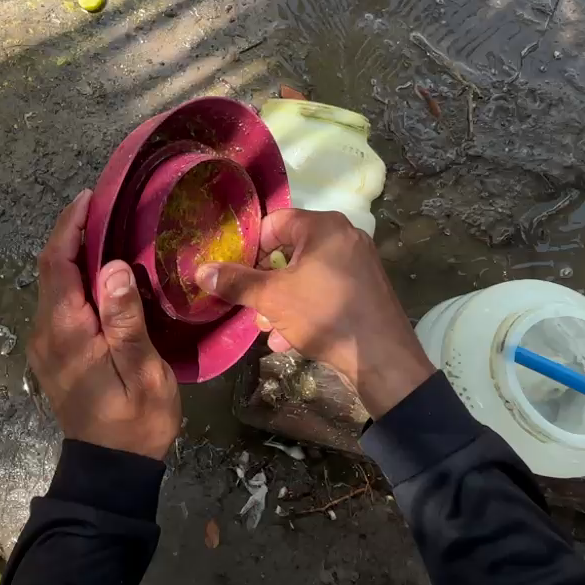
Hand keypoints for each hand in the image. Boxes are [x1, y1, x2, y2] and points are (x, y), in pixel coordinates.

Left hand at [26, 190, 180, 459]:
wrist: (109, 471)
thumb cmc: (134, 421)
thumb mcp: (141, 371)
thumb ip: (125, 319)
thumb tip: (112, 267)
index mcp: (66, 329)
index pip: (57, 263)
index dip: (69, 227)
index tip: (88, 198)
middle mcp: (45, 330)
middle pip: (49, 268)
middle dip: (70, 233)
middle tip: (102, 208)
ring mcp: (44, 343)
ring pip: (51, 284)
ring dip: (71, 254)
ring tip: (105, 230)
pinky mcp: (52, 352)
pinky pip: (57, 301)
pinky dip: (72, 276)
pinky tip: (98, 271)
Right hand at [196, 208, 434, 417]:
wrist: (383, 361)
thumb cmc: (324, 315)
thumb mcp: (272, 299)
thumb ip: (235, 282)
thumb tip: (201, 271)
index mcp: (324, 227)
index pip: (274, 223)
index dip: (250, 247)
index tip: (237, 273)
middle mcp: (345, 236)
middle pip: (290, 249)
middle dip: (266, 279)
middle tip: (250, 302)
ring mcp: (359, 262)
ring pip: (307, 273)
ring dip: (282, 298)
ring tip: (266, 326)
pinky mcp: (367, 287)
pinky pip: (326, 288)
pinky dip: (306, 306)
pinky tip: (289, 338)